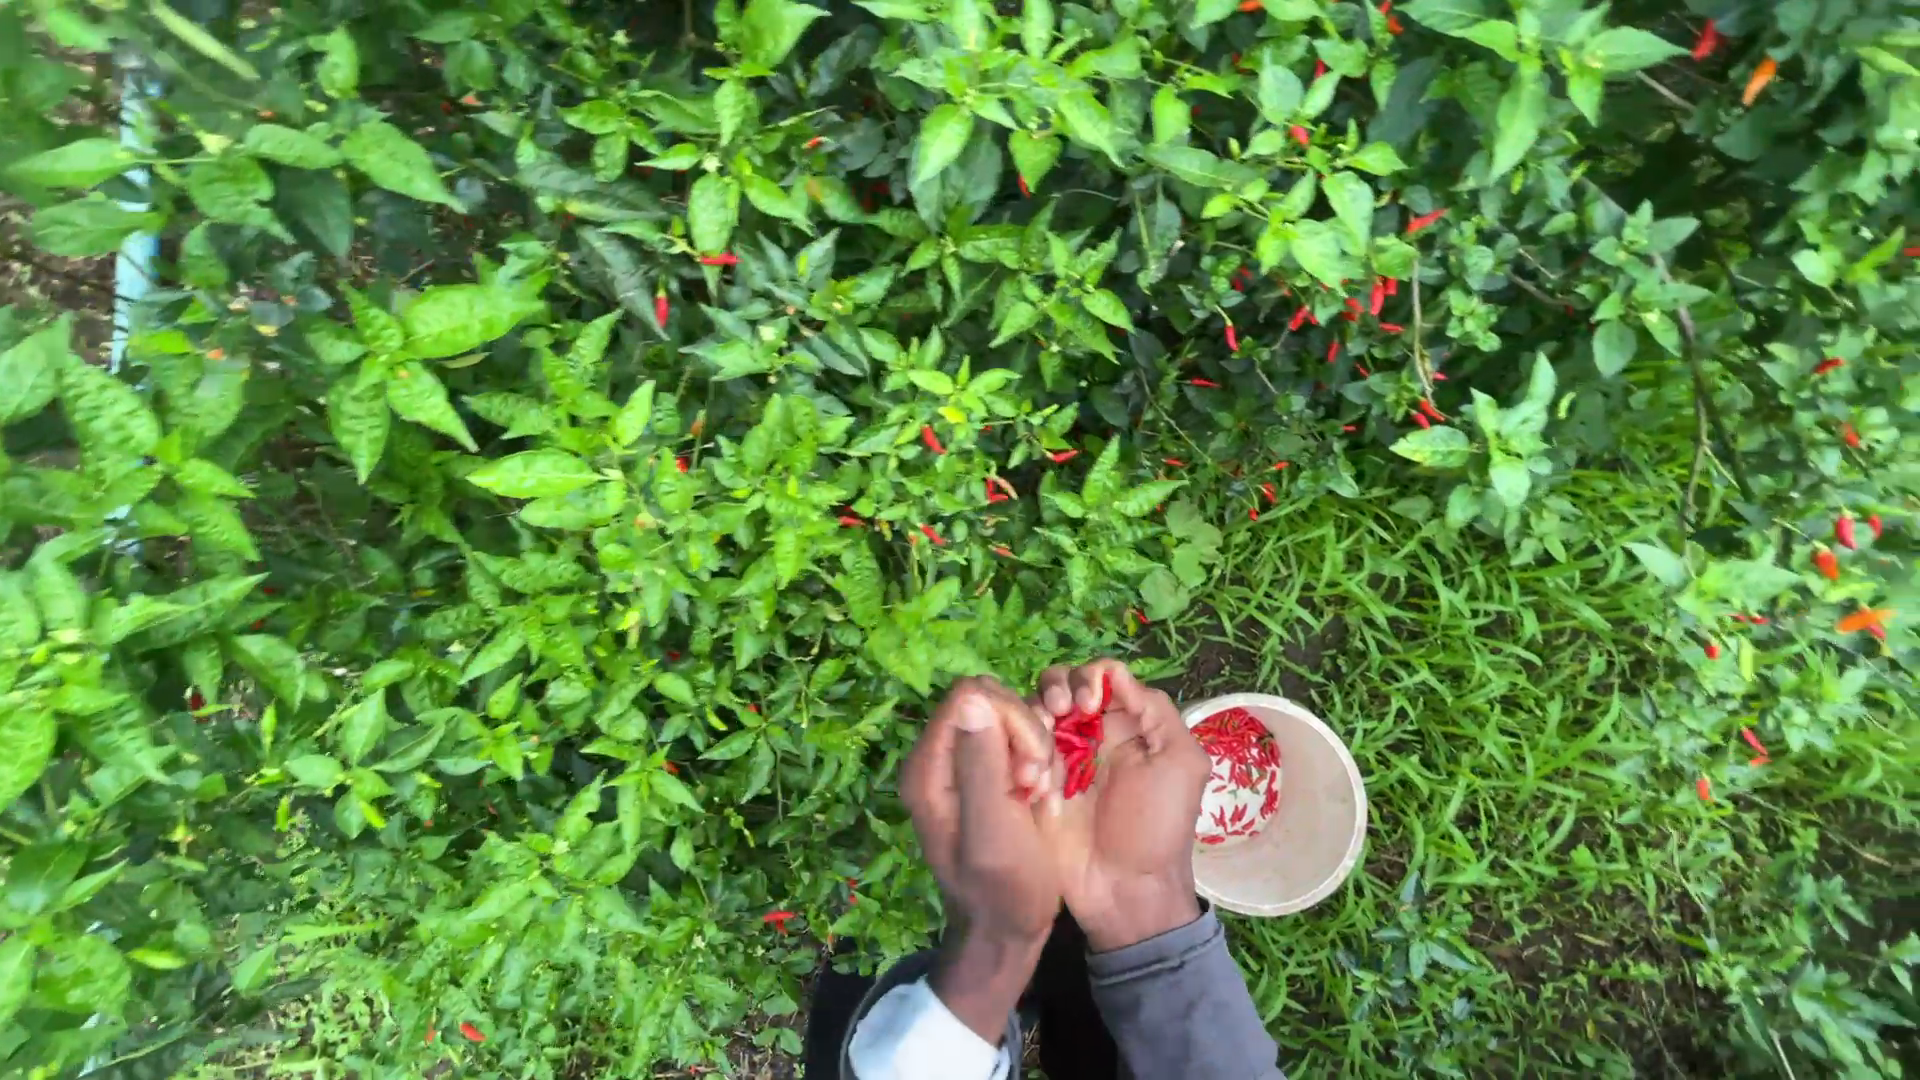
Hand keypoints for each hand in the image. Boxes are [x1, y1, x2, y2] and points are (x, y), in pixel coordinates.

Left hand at [901, 676, 1062, 1039]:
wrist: (1005, 931)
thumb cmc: (1002, 890)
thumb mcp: (994, 832)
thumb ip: (982, 765)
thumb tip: (974, 698)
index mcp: (927, 767)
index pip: (969, 696)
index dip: (1009, 719)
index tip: (1027, 768)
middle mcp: (936, 758)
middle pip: (987, 699)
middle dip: (1023, 733)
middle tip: (1033, 781)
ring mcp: (958, 764)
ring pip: (1005, 715)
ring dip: (1032, 748)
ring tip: (1035, 793)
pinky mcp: (981, 771)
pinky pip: (1013, 738)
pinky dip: (1033, 759)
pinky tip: (1036, 796)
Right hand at [1035, 659, 1207, 952]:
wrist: (1124, 891)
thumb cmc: (1158, 827)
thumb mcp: (1181, 763)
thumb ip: (1155, 711)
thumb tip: (1114, 673)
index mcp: (1124, 723)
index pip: (1100, 676)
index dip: (1089, 678)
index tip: (1088, 705)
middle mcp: (1087, 732)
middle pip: (1061, 684)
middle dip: (1056, 687)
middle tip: (1061, 712)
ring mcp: (1056, 755)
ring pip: (1033, 709)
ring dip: (1034, 712)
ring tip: (1042, 737)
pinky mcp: (1031, 778)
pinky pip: (1014, 744)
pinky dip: (1017, 742)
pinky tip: (1030, 765)